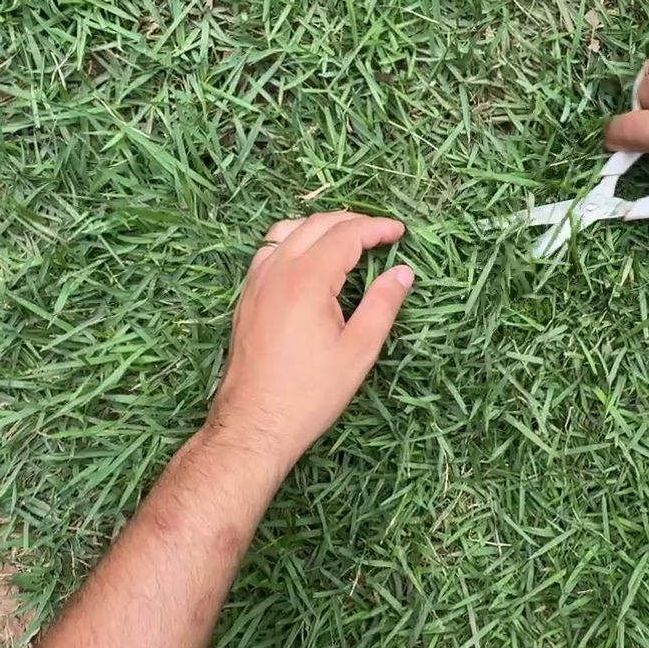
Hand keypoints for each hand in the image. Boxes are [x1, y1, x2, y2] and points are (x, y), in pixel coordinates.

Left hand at [210, 211, 414, 463]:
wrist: (252, 425)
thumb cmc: (310, 393)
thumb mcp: (358, 351)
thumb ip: (382, 304)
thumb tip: (403, 272)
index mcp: (307, 280)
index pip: (346, 235)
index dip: (376, 228)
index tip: (400, 232)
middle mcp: (277, 270)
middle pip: (317, 224)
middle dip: (353, 222)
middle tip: (381, 234)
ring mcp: (256, 281)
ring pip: (288, 230)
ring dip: (321, 226)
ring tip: (348, 239)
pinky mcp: (246, 296)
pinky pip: (270, 248)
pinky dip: (295, 240)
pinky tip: (309, 259)